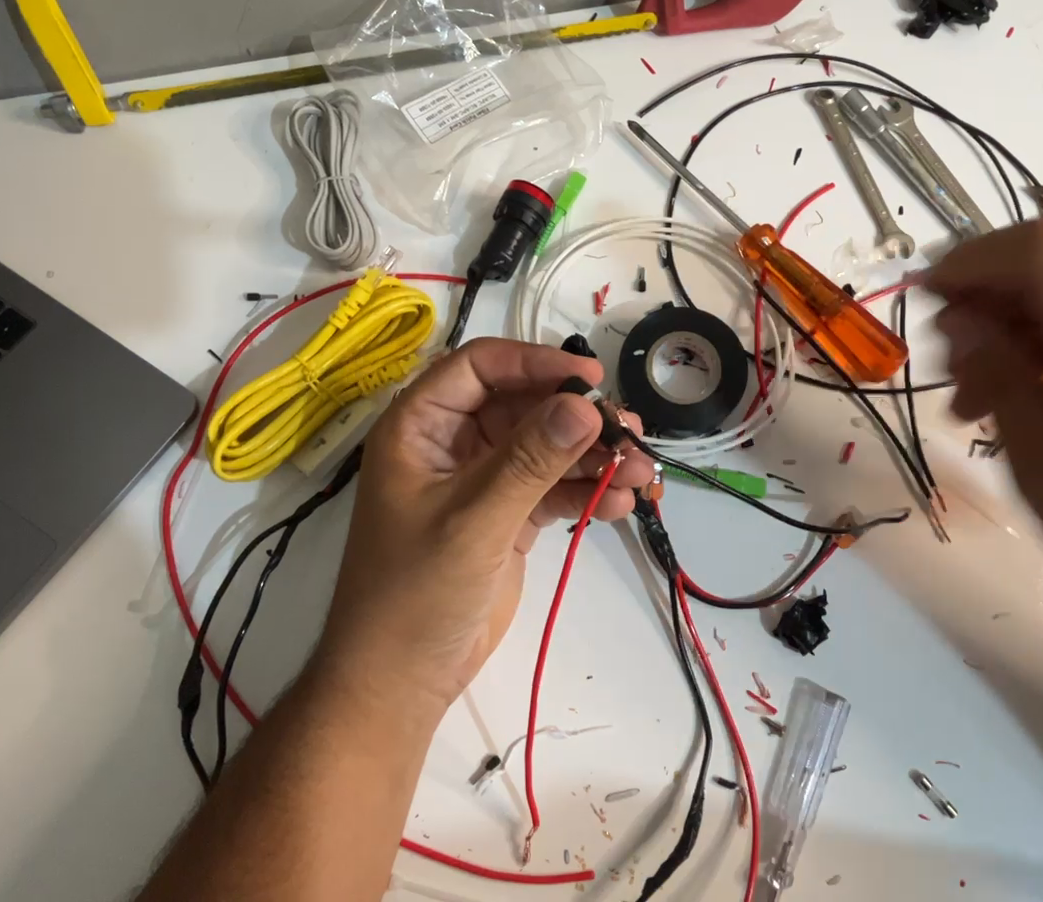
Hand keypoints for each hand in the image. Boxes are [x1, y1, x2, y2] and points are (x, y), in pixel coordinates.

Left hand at [317, 339, 653, 711]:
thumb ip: (531, 460)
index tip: (590, 378)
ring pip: (546, 448)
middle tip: (630, 431)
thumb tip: (585, 405)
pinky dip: (586, 492)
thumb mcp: (474, 519)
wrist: (402, 679)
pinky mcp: (507, 516)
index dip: (535, 362)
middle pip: (525, 406)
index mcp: (422, 427)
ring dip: (594, 457)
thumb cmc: (417, 592)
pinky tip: (621, 504)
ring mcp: (483, 481)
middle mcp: (453, 443)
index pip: (480, 368)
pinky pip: (553, 488)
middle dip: (578, 419)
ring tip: (641, 473)